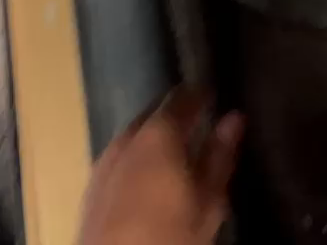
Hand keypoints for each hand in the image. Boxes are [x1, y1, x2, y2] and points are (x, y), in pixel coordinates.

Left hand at [78, 90, 244, 244]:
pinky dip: (137, 156)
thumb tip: (234, 118)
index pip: (182, 97)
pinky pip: (120, 155)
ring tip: (176, 152)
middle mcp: (128, 136)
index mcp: (159, 133)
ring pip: (135, 133)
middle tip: (198, 123)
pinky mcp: (92, 184)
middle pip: (155, 112)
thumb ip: (220, 156)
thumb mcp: (208, 204)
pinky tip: (147, 176)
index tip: (214, 96)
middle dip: (176, 114)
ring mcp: (105, 158)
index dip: (200, 94)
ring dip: (154, 135)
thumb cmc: (171, 238)